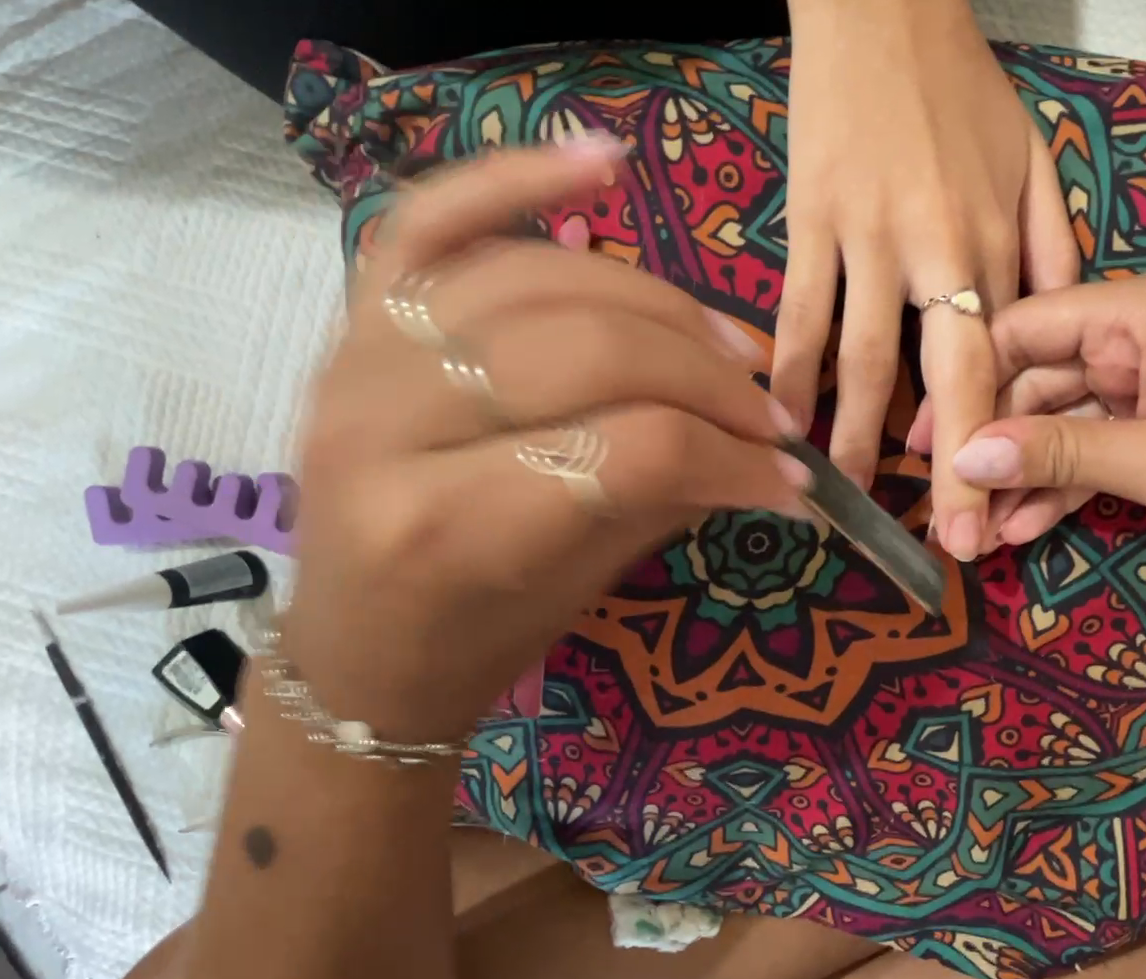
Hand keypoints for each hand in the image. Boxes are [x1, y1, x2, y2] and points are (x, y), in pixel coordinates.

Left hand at [280, 141, 810, 744]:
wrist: (359, 646)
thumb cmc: (477, 639)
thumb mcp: (584, 585)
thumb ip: (671, 498)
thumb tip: (769, 453)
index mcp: (449, 525)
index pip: (629, 454)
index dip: (730, 458)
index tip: (792, 479)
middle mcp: (391, 424)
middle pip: (590, 351)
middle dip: (708, 381)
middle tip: (769, 415)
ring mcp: (359, 358)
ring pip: (540, 281)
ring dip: (660, 305)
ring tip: (729, 347)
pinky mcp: (353, 322)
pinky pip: (433, 222)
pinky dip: (519, 181)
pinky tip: (604, 165)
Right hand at [776, 0, 1078, 560]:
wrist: (881, 6)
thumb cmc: (962, 88)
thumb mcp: (1035, 157)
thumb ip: (1054, 246)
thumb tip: (1061, 330)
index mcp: (1000, 240)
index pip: (1003, 366)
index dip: (999, 447)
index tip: (996, 515)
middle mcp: (940, 249)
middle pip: (944, 378)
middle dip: (946, 468)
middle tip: (945, 544)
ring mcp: (869, 236)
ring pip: (861, 357)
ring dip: (854, 436)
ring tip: (849, 498)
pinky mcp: (810, 219)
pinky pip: (799, 309)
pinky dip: (788, 371)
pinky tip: (781, 420)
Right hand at [942, 269, 1145, 571]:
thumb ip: (1062, 451)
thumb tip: (966, 453)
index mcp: (1145, 312)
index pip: (1025, 329)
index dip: (966, 383)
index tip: (923, 440)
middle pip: (1041, 381)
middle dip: (996, 446)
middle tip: (949, 507)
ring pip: (1070, 421)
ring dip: (1029, 474)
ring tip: (983, 532)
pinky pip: (1107, 443)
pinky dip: (1073, 481)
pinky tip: (1031, 526)